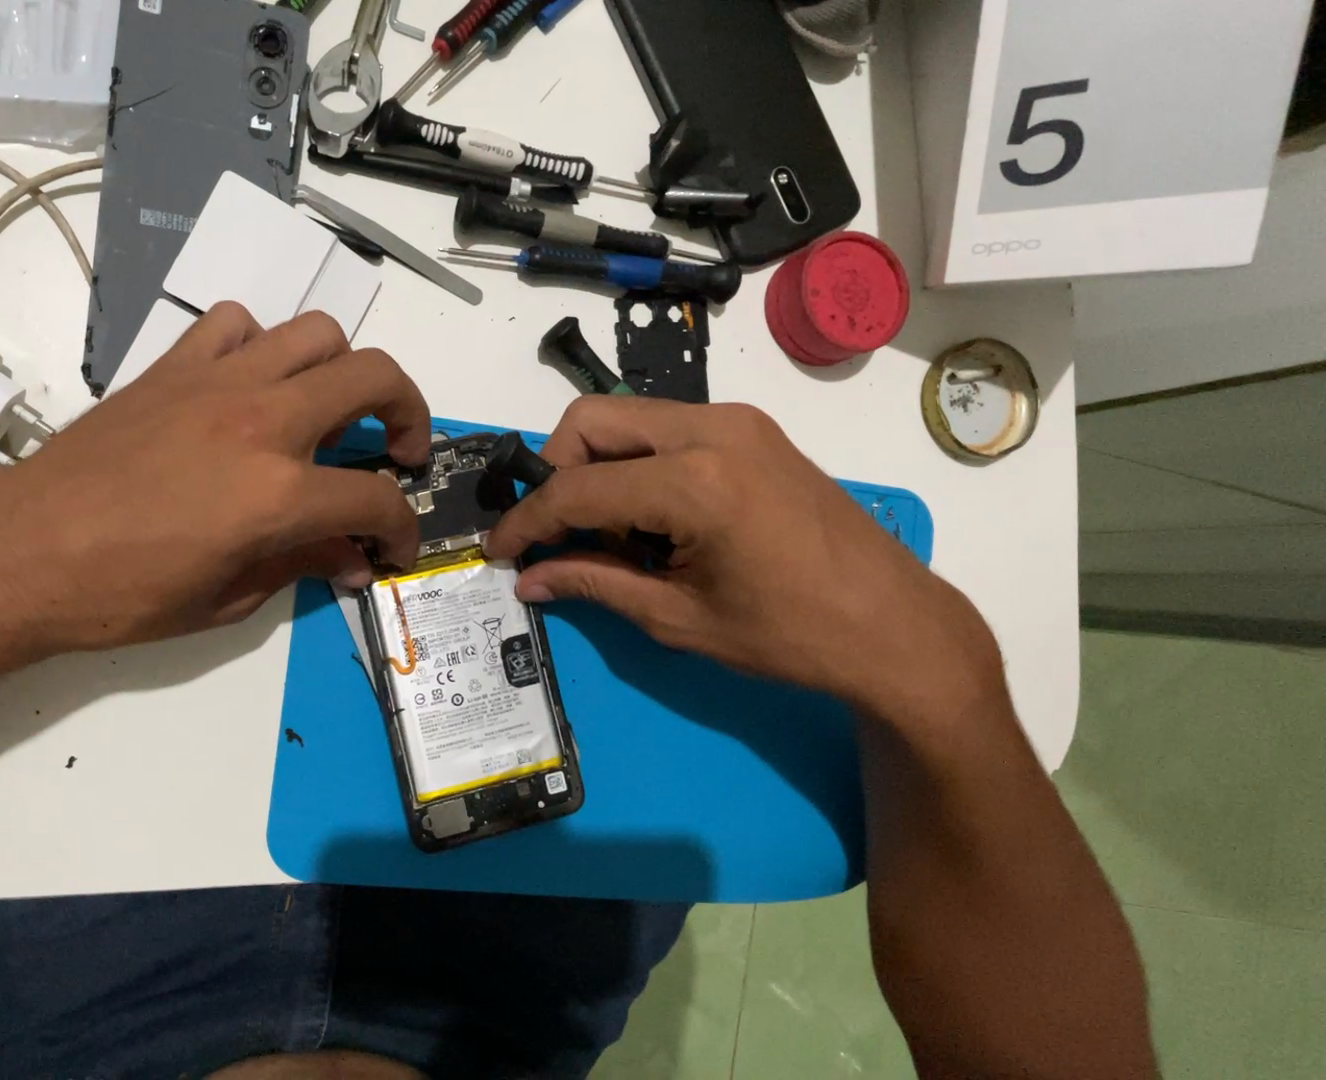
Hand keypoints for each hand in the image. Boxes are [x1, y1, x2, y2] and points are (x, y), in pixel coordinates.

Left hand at [0, 303, 429, 664]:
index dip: (402, 528)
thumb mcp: (225, 600)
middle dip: (410, 414)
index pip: (376, 498)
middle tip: (397, 452)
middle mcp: (260, 420)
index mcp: (277, 493)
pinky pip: (236, 323)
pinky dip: (260, 347)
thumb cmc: (121, 595)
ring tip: (325, 413)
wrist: (22, 552)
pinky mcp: (172, 367)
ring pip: (316, 332)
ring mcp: (215, 382)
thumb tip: (349, 557)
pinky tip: (250, 387)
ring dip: (341, 371)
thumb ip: (300, 565)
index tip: (395, 547)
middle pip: (374, 377)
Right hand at [483, 397, 1002, 721]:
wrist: (896, 625)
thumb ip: (593, 584)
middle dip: (556, 474)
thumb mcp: (677, 617)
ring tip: (609, 534)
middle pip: (590, 421)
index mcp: (695, 482)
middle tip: (558, 534)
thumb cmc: (790, 635)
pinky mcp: (751, 430)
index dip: (526, 521)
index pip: (577, 488)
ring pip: (625, 418)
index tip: (498, 549)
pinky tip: (651, 519)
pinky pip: (663, 428)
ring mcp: (736, 422)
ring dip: (595, 467)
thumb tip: (528, 579)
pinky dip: (635, 464)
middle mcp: (712, 430)